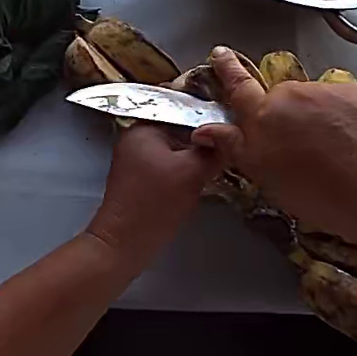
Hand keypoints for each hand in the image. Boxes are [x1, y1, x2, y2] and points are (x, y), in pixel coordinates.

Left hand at [86, 122, 224, 266]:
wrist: (125, 243)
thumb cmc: (155, 202)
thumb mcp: (193, 171)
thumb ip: (214, 150)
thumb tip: (231, 137)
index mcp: (143, 128)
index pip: (184, 112)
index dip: (210, 122)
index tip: (230, 131)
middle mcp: (137, 139)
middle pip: (181, 131)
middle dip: (203, 142)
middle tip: (227, 150)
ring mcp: (137, 160)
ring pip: (177, 150)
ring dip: (195, 159)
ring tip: (216, 165)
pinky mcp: (142, 180)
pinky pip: (170, 166)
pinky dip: (185, 172)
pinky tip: (199, 180)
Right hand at [191, 46, 356, 246]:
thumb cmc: (326, 198)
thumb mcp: (271, 180)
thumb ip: (239, 149)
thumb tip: (208, 131)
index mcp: (265, 118)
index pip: (239, 87)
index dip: (227, 70)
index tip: (221, 53)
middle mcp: (296, 95)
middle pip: (286, 100)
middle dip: (292, 118)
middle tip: (307, 150)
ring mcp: (334, 91)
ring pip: (322, 102)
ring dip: (326, 120)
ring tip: (343, 155)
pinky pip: (355, 103)